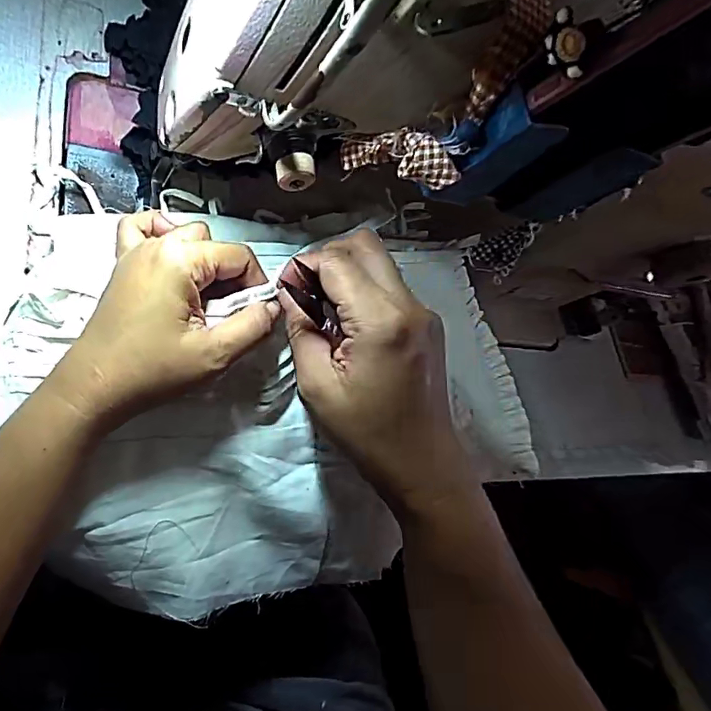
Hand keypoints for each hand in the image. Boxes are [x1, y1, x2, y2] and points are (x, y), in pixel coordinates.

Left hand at [47, 212, 279, 430]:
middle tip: (224, 313)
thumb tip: (271, 307)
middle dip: (228, 274)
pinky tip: (169, 261)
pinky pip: (140, 230)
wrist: (96, 384)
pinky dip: (158, 235)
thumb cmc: (150, 371)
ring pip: (182, 235)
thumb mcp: (212, 354)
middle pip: (212, 243)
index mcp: (179, 259)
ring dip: (199, 260)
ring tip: (199, 297)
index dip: (255, 285)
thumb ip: (252, 326)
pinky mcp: (120, 265)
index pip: (238, 255)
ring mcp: (134, 252)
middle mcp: (156, 245)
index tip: (252, 315)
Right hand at [279, 230, 473, 511]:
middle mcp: (409, 305)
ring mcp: (423, 312)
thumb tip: (290, 294)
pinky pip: (387, 284)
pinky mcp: (426, 323)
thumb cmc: (365, 430)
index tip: (285, 291)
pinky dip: (359, 288)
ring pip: (377, 261)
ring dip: (343, 272)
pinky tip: (344, 324)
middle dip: (324, 258)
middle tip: (303, 292)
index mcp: (381, 319)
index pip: (337, 260)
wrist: (422, 465)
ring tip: (321, 310)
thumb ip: (301, 328)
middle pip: (363, 245)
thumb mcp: (317, 383)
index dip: (302, 266)